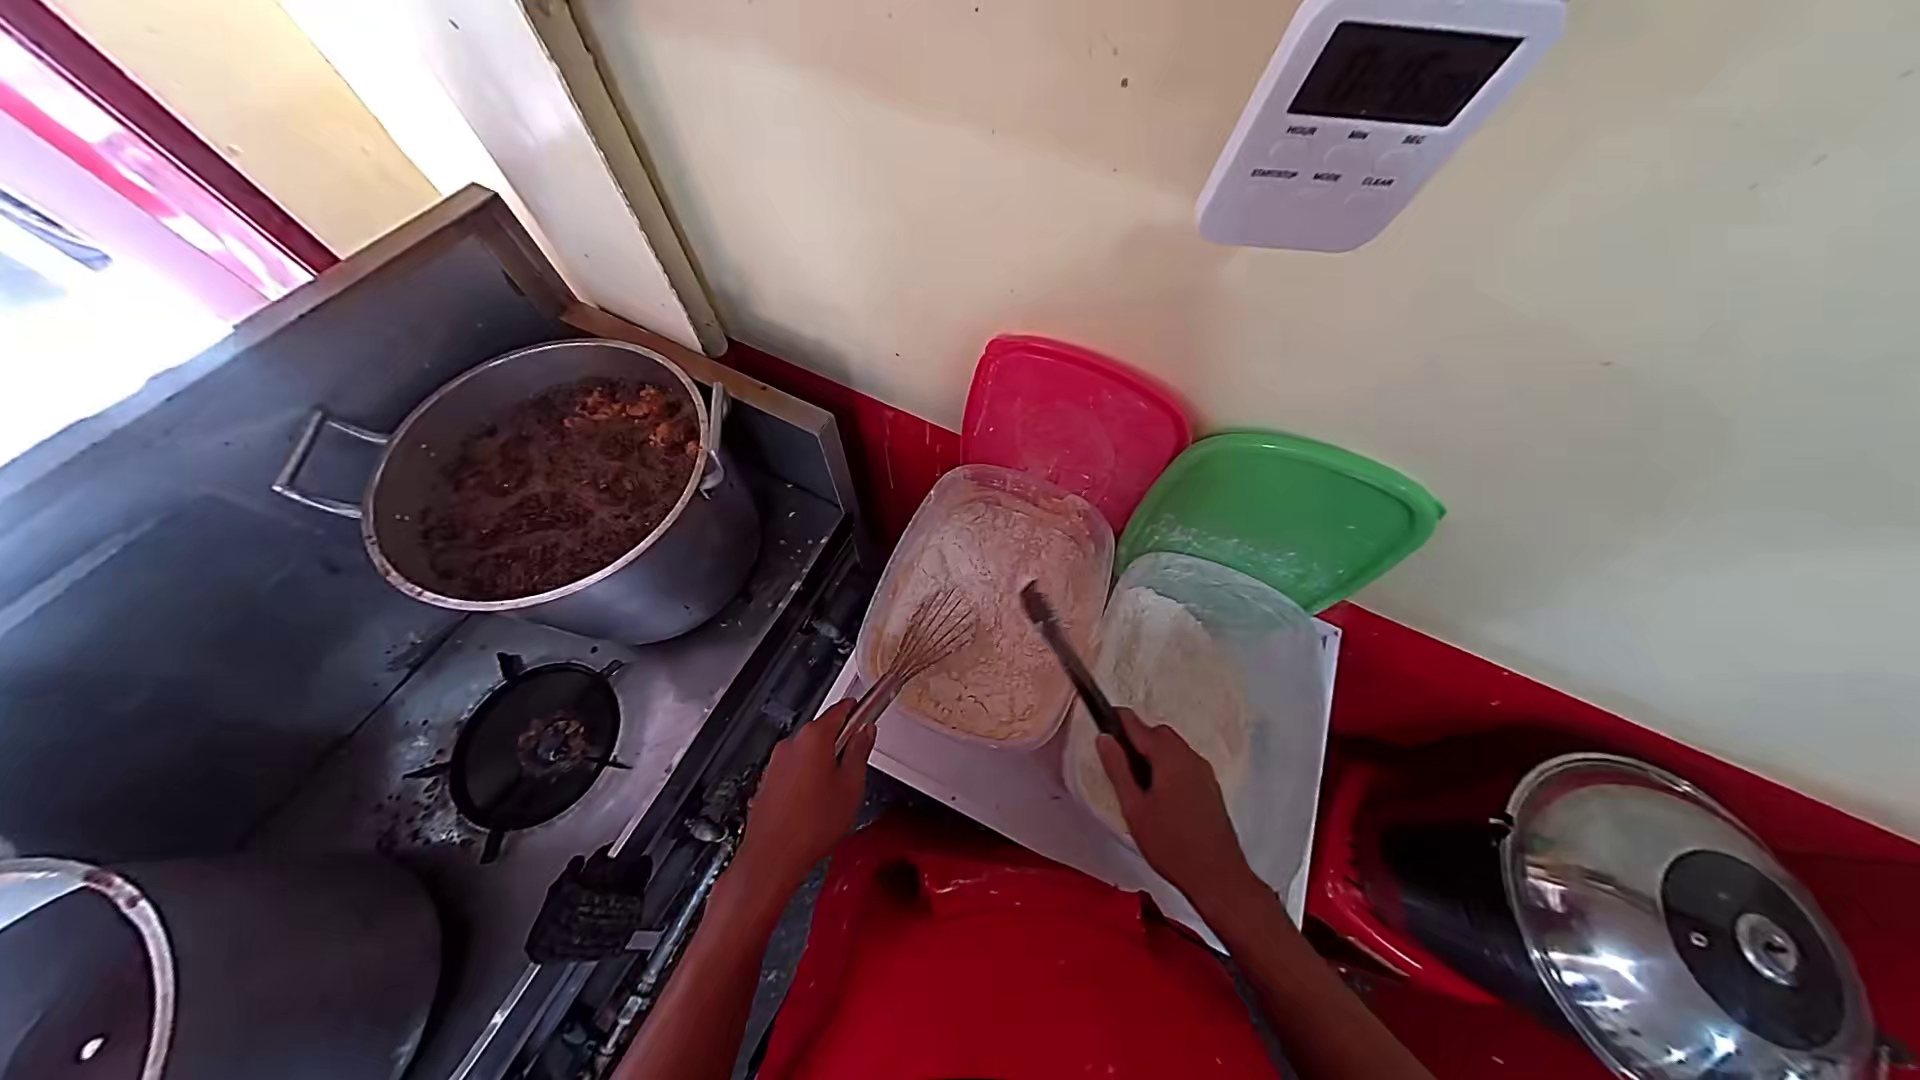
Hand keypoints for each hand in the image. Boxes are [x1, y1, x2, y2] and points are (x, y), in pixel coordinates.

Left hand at [735, 699, 872, 890]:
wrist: (772, 858)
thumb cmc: (810, 826)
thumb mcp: (852, 786)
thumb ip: (860, 752)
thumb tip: (865, 733)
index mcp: (814, 738)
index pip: (841, 710)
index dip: (858, 709)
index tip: (866, 709)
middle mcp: (791, 744)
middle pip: (823, 731)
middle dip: (841, 743)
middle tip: (857, 764)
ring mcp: (776, 763)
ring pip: (808, 752)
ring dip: (823, 763)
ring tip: (836, 793)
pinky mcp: (768, 781)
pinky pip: (794, 770)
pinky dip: (807, 778)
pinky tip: (816, 804)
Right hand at [1097, 708, 1263, 912]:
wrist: (1218, 877)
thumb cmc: (1170, 844)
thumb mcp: (1134, 807)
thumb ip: (1117, 768)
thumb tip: (1104, 738)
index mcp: (1170, 757)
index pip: (1139, 726)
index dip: (1119, 719)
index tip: (1103, 717)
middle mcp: (1190, 757)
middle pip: (1160, 734)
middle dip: (1137, 737)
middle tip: (1116, 756)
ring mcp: (1204, 772)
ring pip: (1174, 748)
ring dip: (1153, 752)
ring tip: (1134, 778)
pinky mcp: (1210, 787)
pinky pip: (1184, 763)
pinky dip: (1167, 765)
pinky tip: (1157, 791)